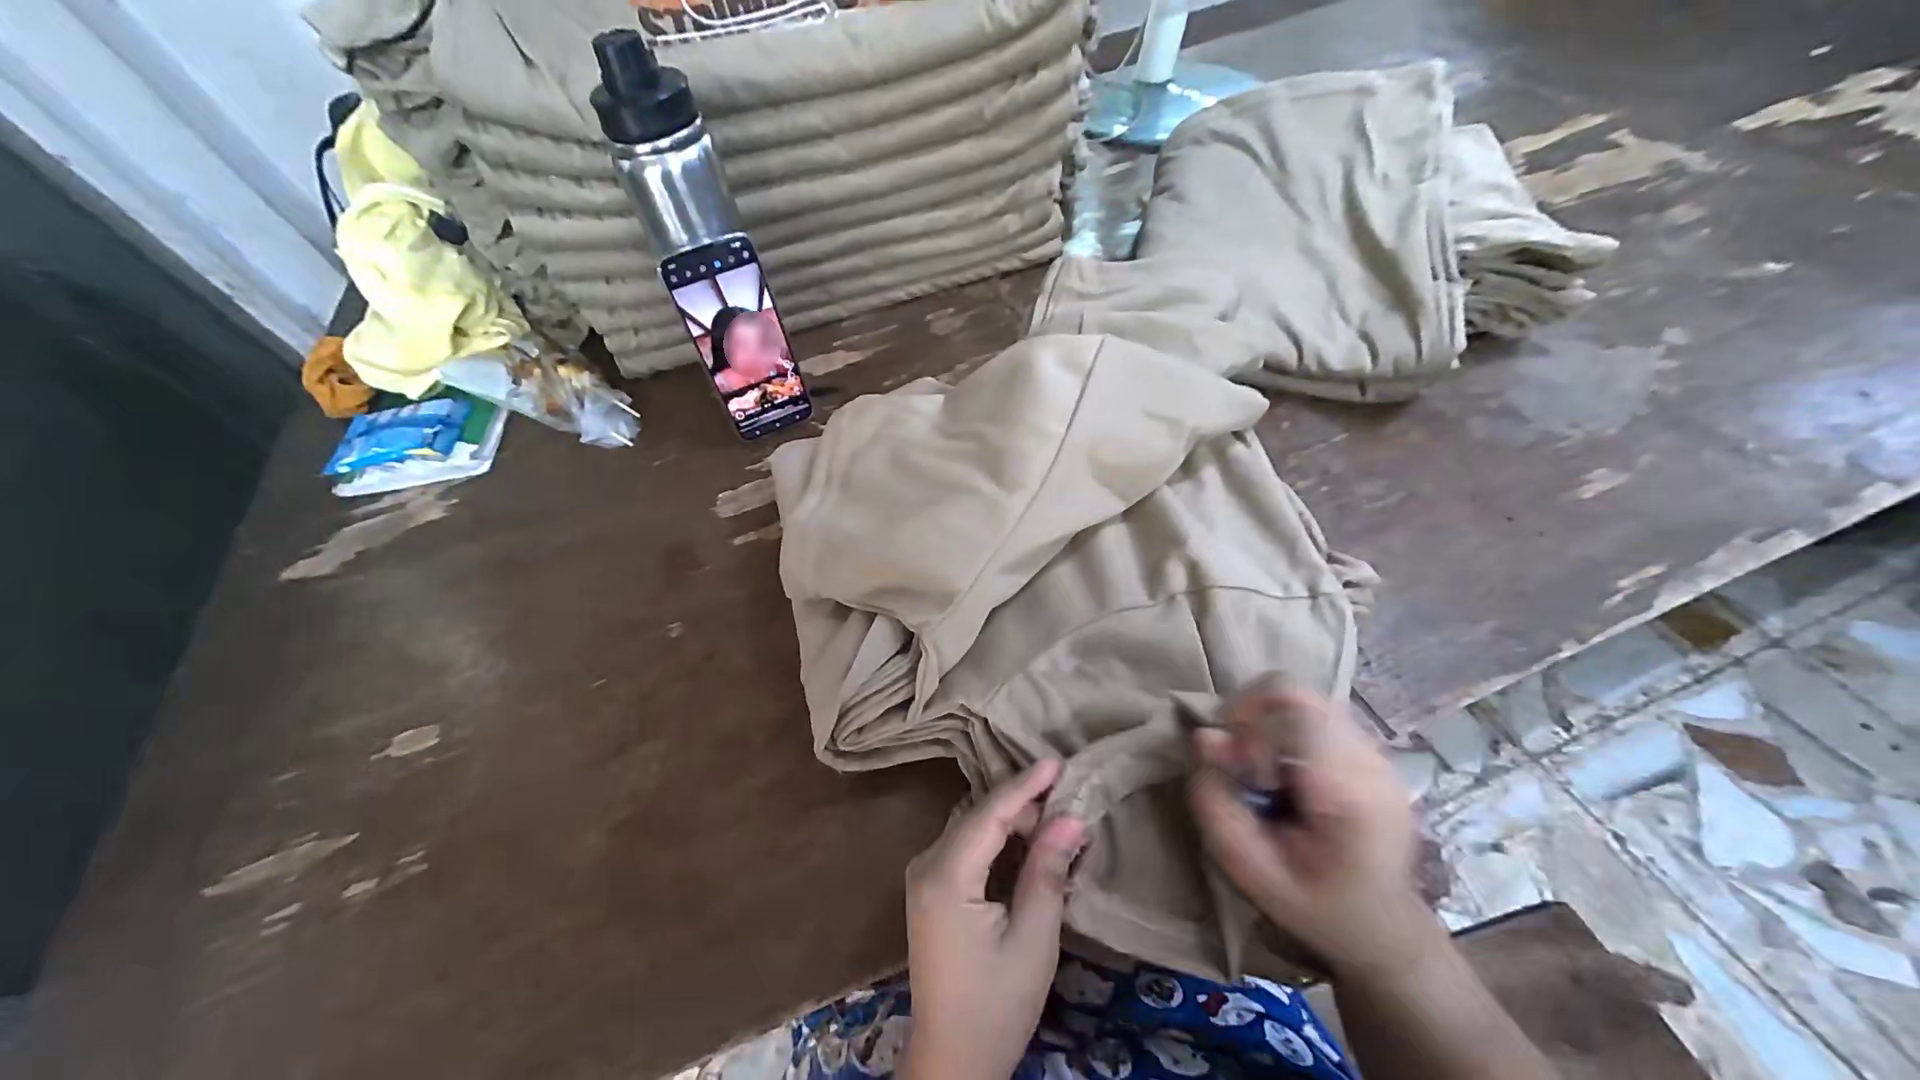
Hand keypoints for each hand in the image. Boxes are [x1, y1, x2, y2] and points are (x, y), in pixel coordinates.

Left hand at [902, 760, 1087, 1079]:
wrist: (952, 1058)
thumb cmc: (997, 1004)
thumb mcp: (1033, 939)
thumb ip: (1047, 872)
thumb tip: (1071, 818)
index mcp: (945, 877)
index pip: (988, 814)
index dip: (1024, 785)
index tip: (1057, 762)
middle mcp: (925, 865)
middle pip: (976, 816)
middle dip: (1021, 805)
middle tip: (1068, 806)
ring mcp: (922, 876)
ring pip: (970, 827)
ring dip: (1009, 821)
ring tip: (1055, 824)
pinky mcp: (929, 889)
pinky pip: (964, 846)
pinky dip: (996, 839)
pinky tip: (1026, 845)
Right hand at [1187, 683, 1440, 977]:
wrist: (1384, 930)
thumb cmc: (1313, 906)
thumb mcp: (1247, 869)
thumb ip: (1216, 802)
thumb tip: (1205, 736)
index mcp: (1349, 792)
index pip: (1292, 705)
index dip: (1247, 720)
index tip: (1234, 765)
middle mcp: (1372, 760)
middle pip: (1295, 694)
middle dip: (1251, 718)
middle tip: (1241, 766)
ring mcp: (1379, 753)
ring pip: (1303, 699)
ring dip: (1268, 724)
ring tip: (1264, 773)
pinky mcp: (1374, 752)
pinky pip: (1315, 714)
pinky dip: (1285, 731)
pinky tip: (1286, 776)